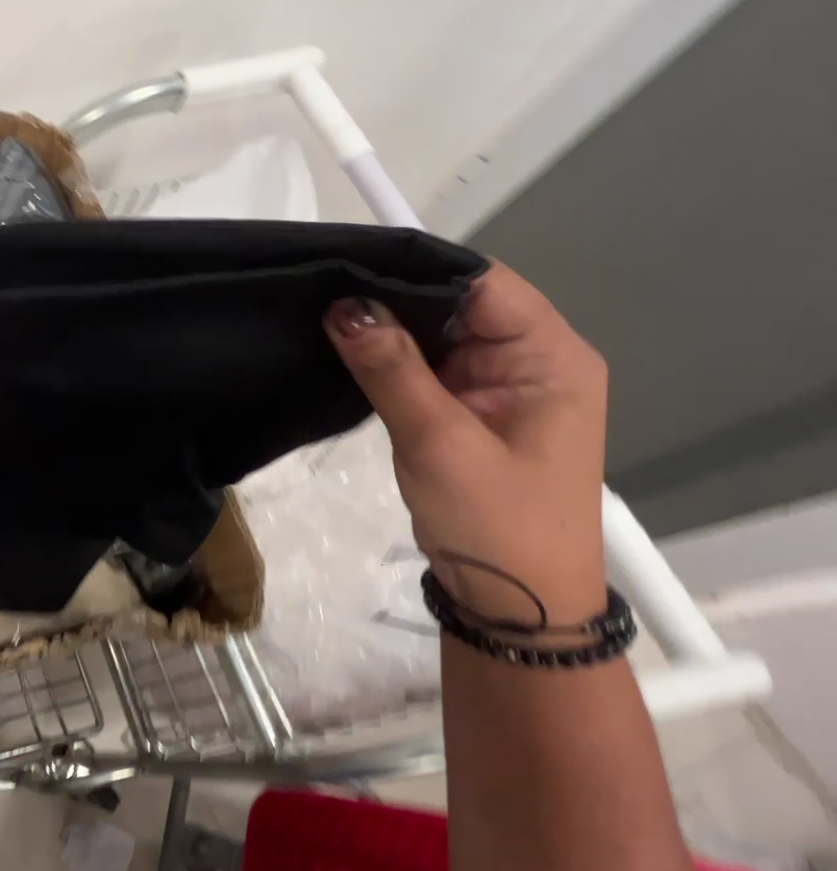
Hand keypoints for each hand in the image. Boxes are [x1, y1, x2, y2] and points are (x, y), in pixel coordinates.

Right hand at [323, 261, 608, 626]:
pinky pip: (428, 367)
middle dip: (392, 295)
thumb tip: (343, 304)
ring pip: (438, 335)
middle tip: (319, 287)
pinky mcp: (472, 411)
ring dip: (387, 328)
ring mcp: (501, 387)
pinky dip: (390, 359)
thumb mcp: (437, 440)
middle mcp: (532, 360)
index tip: (345, 263)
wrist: (516, 607)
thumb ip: (390, 367)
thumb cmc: (494, 522)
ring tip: (321, 312)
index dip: (416, 267)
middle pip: (458, 303)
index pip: (482, 282)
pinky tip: (345, 350)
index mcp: (550, 357)